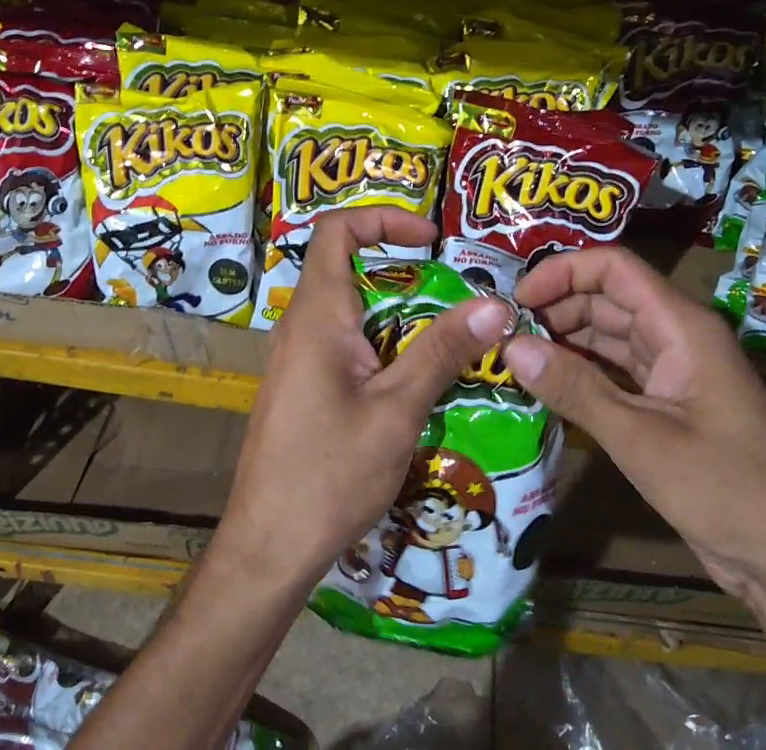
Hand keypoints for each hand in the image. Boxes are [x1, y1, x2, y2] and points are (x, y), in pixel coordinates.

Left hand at [214, 207, 512, 591]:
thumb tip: (496, 304)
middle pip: (349, 270)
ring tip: (451, 338)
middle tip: (459, 295)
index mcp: (317, 317)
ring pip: (352, 313)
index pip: (336, 231)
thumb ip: (442, 351)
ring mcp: (298, 361)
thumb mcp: (397, 410)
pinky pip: (346, 347)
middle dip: (407, 273)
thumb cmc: (330, 474)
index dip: (383, 217)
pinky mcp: (303, 390)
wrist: (270, 546)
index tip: (432, 238)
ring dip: (401, 316)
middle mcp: (300, 328)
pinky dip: (384, 347)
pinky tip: (419, 383)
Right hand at [501, 246, 765, 601]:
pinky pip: (616, 372)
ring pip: (608, 336)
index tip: (514, 301)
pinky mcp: (668, 408)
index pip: (615, 269)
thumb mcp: (641, 438)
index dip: (562, 272)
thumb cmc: (725, 489)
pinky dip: (581, 374)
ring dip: (564, 342)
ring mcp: (674, 374)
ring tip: (511, 358)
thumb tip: (511, 347)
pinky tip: (544, 386)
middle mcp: (678, 339)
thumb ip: (575, 389)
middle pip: (607, 299)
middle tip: (501, 335)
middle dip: (555, 308)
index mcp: (682, 327)